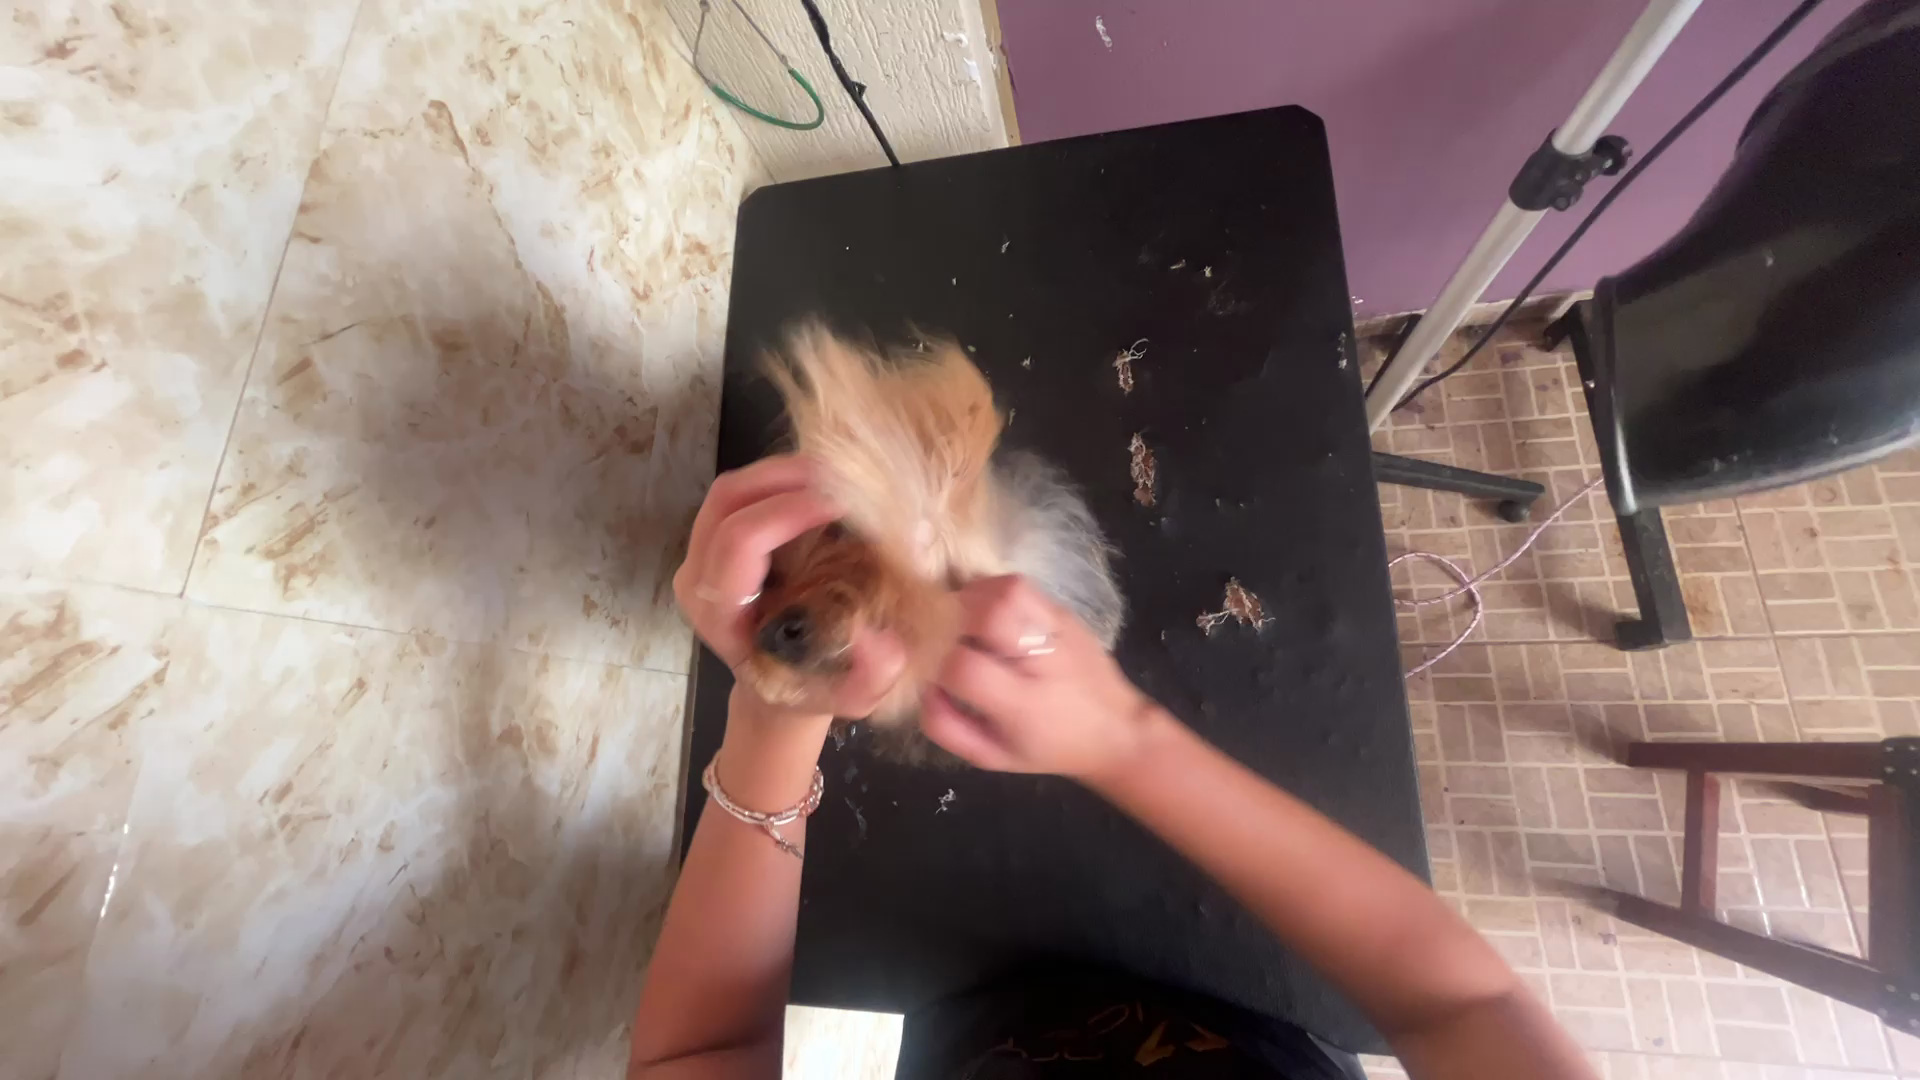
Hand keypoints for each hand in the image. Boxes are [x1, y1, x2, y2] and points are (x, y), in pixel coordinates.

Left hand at [674, 455, 905, 723]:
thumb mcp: (858, 694)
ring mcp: (701, 556)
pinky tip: (823, 488)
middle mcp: (698, 581)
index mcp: (721, 616)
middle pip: (728, 499)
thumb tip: (875, 627)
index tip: (846, 502)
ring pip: (732, 489)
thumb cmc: (817, 688)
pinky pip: (744, 493)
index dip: (791, 511)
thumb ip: (874, 669)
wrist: (781, 692)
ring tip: (839, 478)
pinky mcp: (715, 541)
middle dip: (789, 476)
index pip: (739, 540)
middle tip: (847, 476)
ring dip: (787, 473)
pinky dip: (784, 480)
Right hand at [919, 575, 1163, 781]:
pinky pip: (1019, 585)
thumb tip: (921, 684)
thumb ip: (945, 726)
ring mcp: (1058, 628)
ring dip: (970, 597)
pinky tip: (984, 611)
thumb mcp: (991, 755)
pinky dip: (990, 590)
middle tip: (937, 632)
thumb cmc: (1047, 747)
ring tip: (959, 618)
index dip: (933, 660)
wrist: (1116, 729)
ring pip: (1006, 589)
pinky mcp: (1063, 610)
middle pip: (989, 614)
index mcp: (1023, 704)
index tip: (923, 664)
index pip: (965, 667)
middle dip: (950, 618)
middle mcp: (1043, 660)